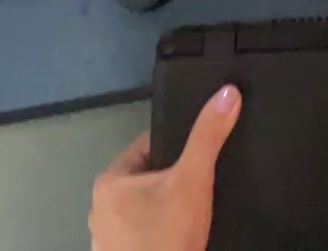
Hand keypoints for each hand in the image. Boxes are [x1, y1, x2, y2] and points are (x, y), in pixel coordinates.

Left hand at [90, 85, 241, 250]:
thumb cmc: (166, 234)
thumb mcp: (194, 178)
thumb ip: (209, 135)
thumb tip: (228, 92)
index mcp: (109, 182)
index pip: (151, 144)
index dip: (181, 142)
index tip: (203, 149)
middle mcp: (99, 209)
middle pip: (151, 174)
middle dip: (176, 175)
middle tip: (203, 180)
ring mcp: (106, 240)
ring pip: (148, 205)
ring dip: (169, 204)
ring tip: (196, 206)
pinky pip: (146, 231)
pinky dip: (163, 228)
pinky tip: (183, 232)